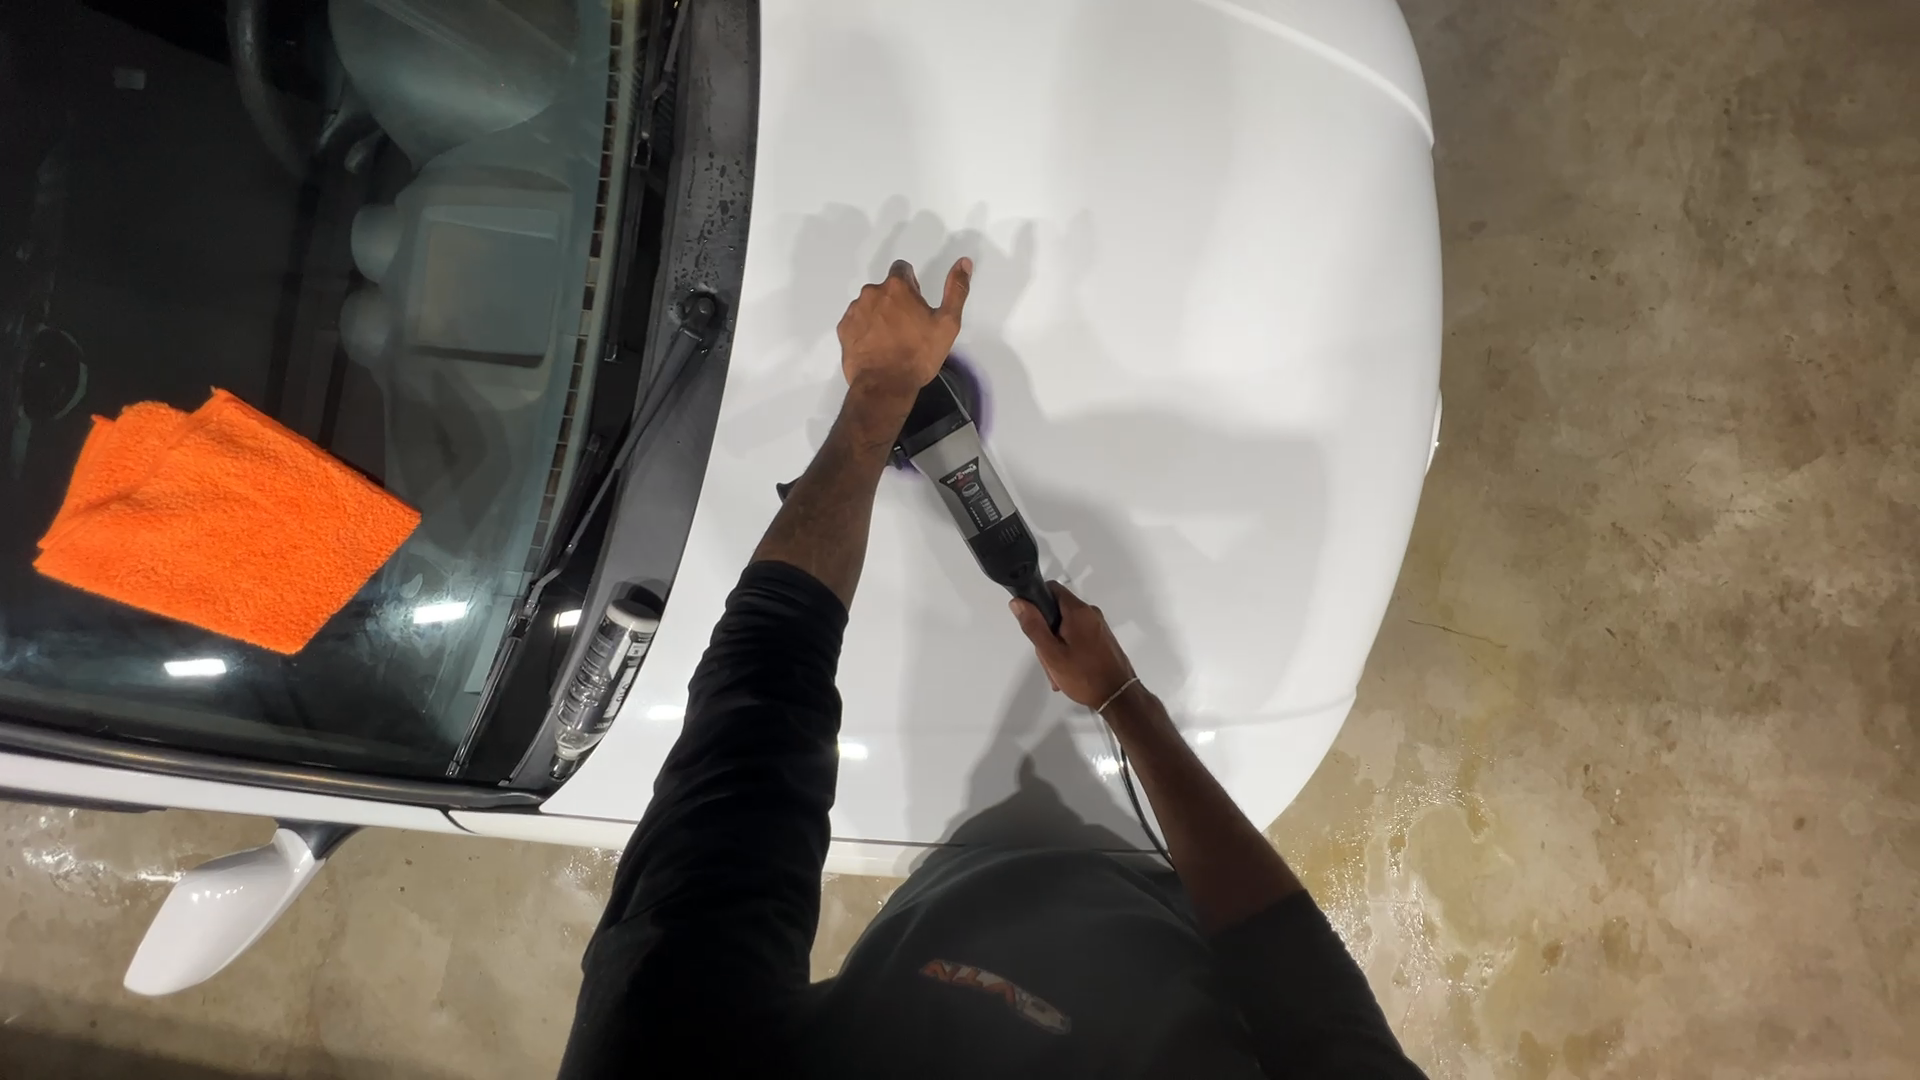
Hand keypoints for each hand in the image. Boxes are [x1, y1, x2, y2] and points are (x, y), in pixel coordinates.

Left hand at [837, 258, 970, 399]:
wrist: (885, 386)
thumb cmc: (918, 356)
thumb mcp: (947, 324)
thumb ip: (956, 290)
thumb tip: (964, 262)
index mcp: (898, 287)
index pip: (902, 269)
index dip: (911, 285)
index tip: (916, 305)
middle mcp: (872, 293)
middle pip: (885, 289)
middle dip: (895, 302)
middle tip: (906, 328)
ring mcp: (855, 311)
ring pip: (869, 305)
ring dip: (879, 316)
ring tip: (890, 341)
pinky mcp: (843, 330)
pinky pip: (855, 323)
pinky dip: (864, 331)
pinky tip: (876, 348)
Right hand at [1009, 581, 1138, 708]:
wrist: (1119, 696)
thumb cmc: (1083, 675)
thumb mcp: (1051, 653)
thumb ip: (1033, 626)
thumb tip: (1018, 602)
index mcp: (1078, 611)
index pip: (1051, 588)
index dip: (1036, 600)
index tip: (1030, 621)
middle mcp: (1091, 612)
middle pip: (1058, 611)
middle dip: (1046, 632)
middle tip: (1046, 656)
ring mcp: (1099, 625)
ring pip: (1067, 626)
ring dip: (1057, 645)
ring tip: (1057, 671)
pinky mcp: (1103, 638)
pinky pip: (1078, 636)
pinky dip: (1069, 650)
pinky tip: (1068, 671)